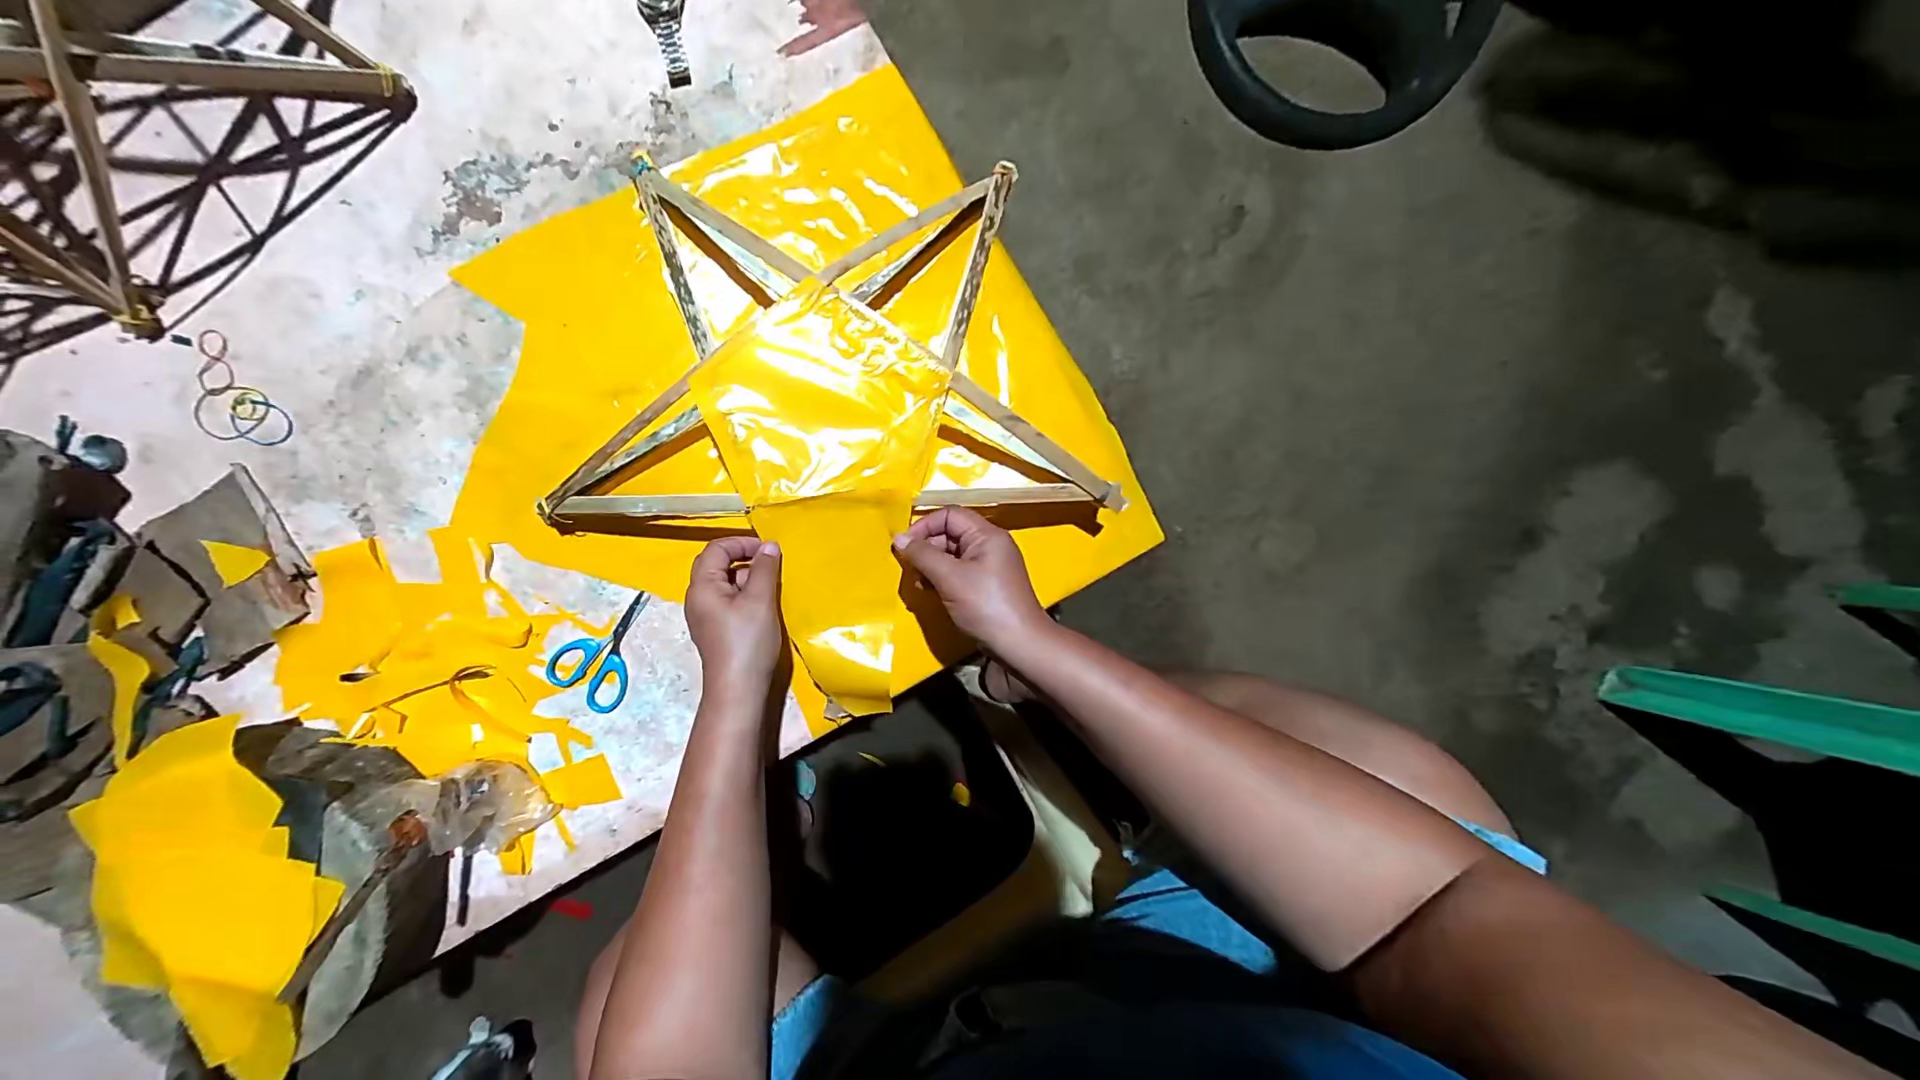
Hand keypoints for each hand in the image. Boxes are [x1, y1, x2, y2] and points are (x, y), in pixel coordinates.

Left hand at [685, 536, 785, 699]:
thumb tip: (769, 546)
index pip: (716, 549)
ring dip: (748, 578)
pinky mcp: (716, 628)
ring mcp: (706, 614)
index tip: (768, 550)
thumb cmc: (747, 641)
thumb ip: (765, 569)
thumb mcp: (760, 600)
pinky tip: (764, 605)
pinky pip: (729, 600)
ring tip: (771, 586)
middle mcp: (698, 597)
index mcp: (702, 586)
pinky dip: (746, 594)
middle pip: (717, 564)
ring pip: (725, 583)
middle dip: (744, 559)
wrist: (739, 688)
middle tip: (771, 564)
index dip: (741, 543)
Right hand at [892, 507, 1051, 649]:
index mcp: (987, 535)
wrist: (1019, 645)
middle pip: (950, 534)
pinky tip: (931, 593)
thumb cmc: (986, 606)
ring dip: (931, 566)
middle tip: (910, 569)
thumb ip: (922, 555)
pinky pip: (958, 573)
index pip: (950, 515)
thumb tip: (898, 539)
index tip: (904, 546)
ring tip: (919, 584)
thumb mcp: (950, 577)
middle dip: (926, 548)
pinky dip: (941, 579)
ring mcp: (989, 567)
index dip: (924, 525)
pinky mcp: (986, 587)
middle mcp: (989, 546)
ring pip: (951, 555)